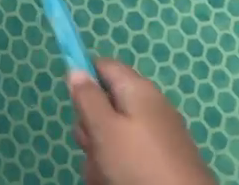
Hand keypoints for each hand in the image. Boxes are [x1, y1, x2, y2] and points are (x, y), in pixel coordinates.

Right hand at [69, 59, 215, 184]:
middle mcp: (150, 108)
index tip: (75, 104)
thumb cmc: (140, 165)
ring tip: (104, 173)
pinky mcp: (162, 163)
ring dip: (101, 153)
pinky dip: (118, 168)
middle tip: (92, 145)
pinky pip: (129, 157)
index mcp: (138, 90)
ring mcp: (158, 137)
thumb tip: (76, 70)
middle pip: (106, 105)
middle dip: (91, 126)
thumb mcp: (104, 128)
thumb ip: (86, 97)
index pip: (103, 66)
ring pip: (114, 136)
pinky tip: (115, 182)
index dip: (84, 79)